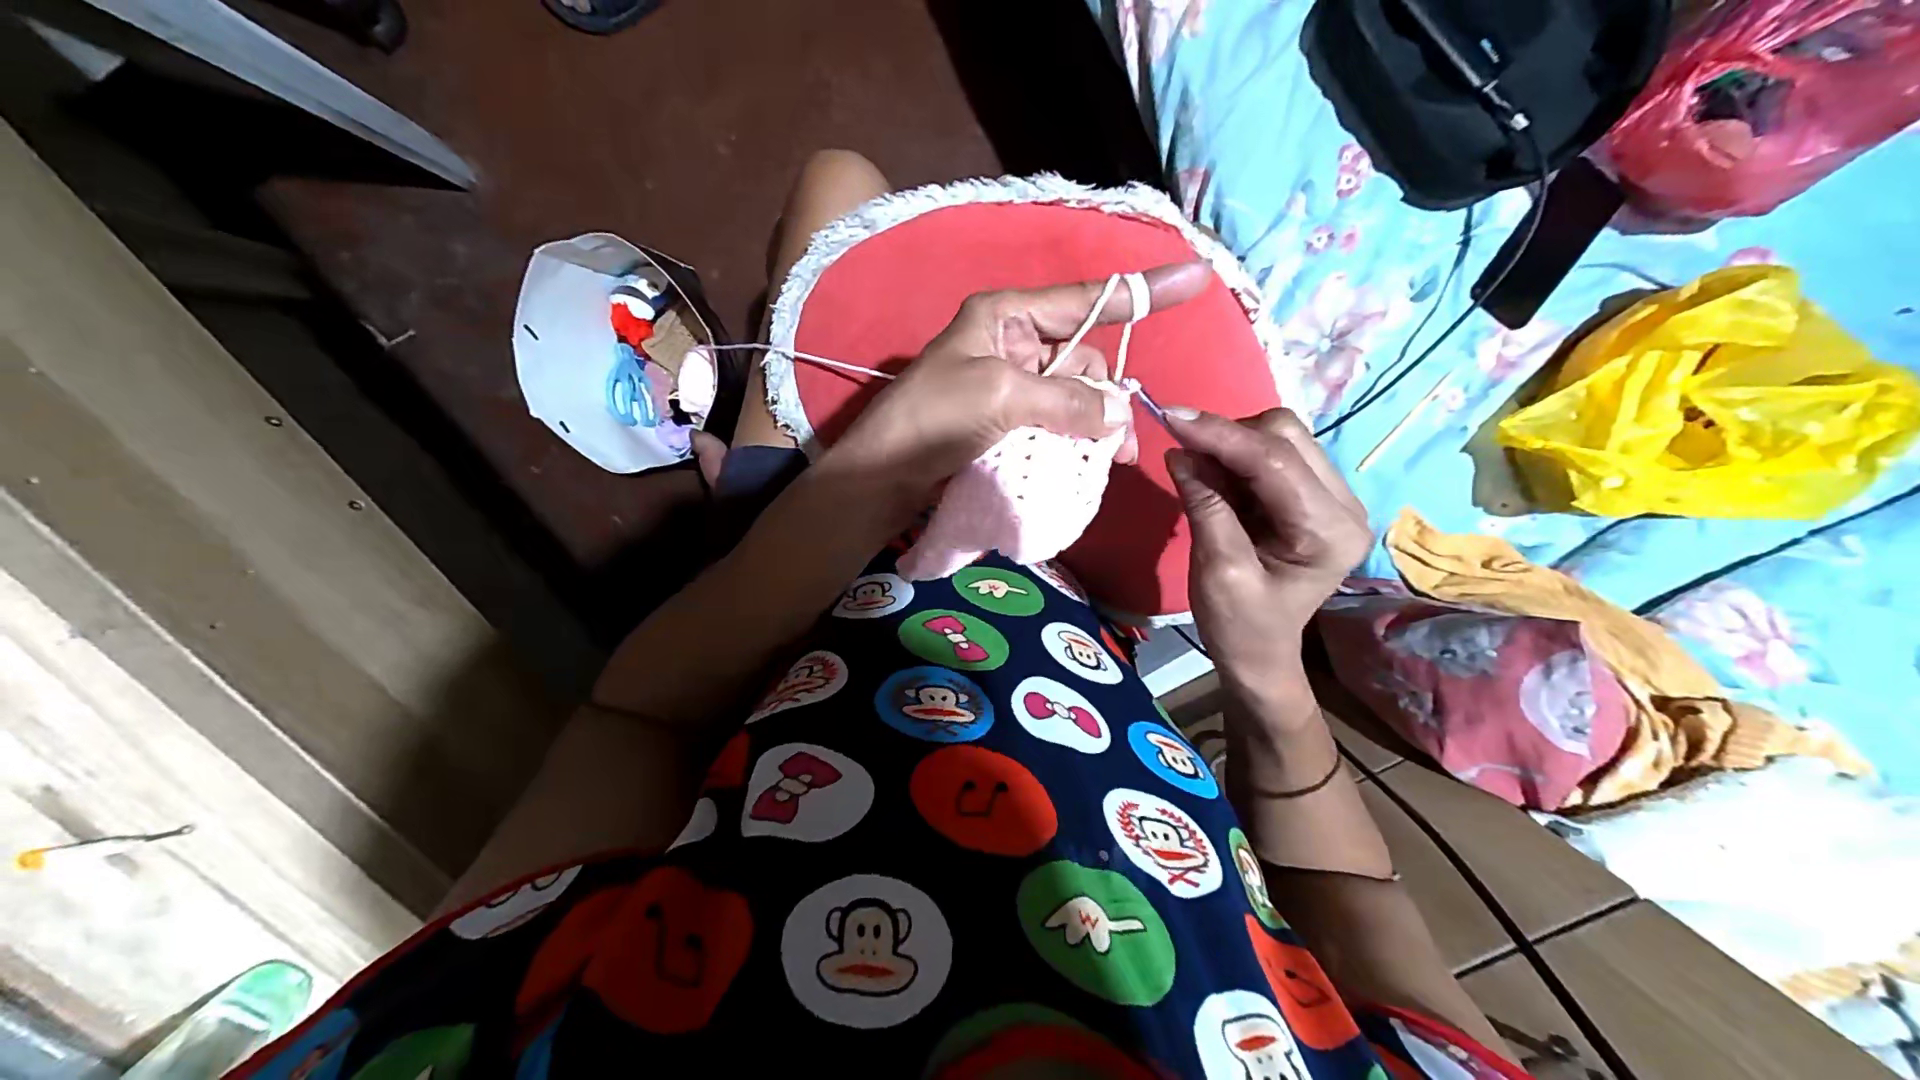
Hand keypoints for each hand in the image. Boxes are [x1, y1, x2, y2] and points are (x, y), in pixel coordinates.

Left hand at [818, 262, 1210, 518]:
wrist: (881, 476)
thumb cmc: (933, 420)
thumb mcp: (1002, 397)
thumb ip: (1066, 400)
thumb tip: (1118, 416)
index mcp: (1004, 315)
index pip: (1085, 298)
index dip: (1142, 290)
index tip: (1199, 276)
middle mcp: (1009, 343)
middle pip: (1083, 358)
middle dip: (1107, 395)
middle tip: (1119, 442)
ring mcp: (1007, 384)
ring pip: (1073, 396)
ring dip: (1093, 425)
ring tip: (1106, 460)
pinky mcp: (1004, 421)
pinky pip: (1054, 421)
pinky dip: (1072, 439)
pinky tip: (1085, 461)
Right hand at [1163, 408, 1371, 726]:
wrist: (1259, 654)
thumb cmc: (1240, 625)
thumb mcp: (1218, 571)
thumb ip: (1205, 507)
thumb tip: (1180, 451)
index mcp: (1328, 530)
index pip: (1274, 461)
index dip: (1219, 434)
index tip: (1169, 416)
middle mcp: (1343, 503)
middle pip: (1285, 435)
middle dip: (1227, 436)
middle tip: (1182, 453)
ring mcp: (1331, 497)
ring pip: (1279, 437)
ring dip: (1230, 444)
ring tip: (1196, 470)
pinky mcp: (1312, 495)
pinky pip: (1272, 454)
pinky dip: (1235, 457)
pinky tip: (1212, 476)